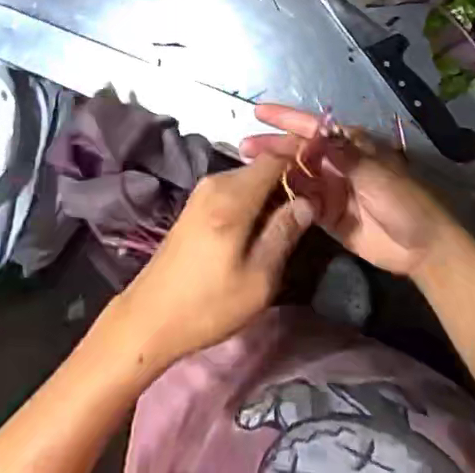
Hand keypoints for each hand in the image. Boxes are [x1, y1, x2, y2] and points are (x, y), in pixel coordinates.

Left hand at [96, 153, 313, 368]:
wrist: (150, 316)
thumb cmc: (208, 304)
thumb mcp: (258, 278)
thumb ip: (284, 233)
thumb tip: (307, 201)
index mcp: (232, 196)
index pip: (274, 158)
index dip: (301, 161)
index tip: (323, 178)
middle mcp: (215, 183)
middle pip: (261, 168)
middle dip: (288, 180)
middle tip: (314, 206)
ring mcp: (202, 193)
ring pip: (248, 180)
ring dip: (271, 194)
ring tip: (293, 220)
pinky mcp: (195, 206)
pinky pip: (233, 191)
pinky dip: (253, 201)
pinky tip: (263, 228)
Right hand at [241, 104, 461, 276]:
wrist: (423, 247)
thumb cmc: (404, 200)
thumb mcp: (374, 174)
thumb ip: (343, 155)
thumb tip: (316, 132)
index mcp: (350, 146)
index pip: (313, 127)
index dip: (286, 118)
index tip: (259, 112)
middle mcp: (336, 164)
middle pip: (298, 151)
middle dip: (272, 147)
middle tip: (244, 148)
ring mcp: (330, 189)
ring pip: (295, 175)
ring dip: (274, 172)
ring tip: (247, 171)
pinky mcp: (327, 215)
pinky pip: (301, 201)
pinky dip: (284, 197)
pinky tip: (265, 195)